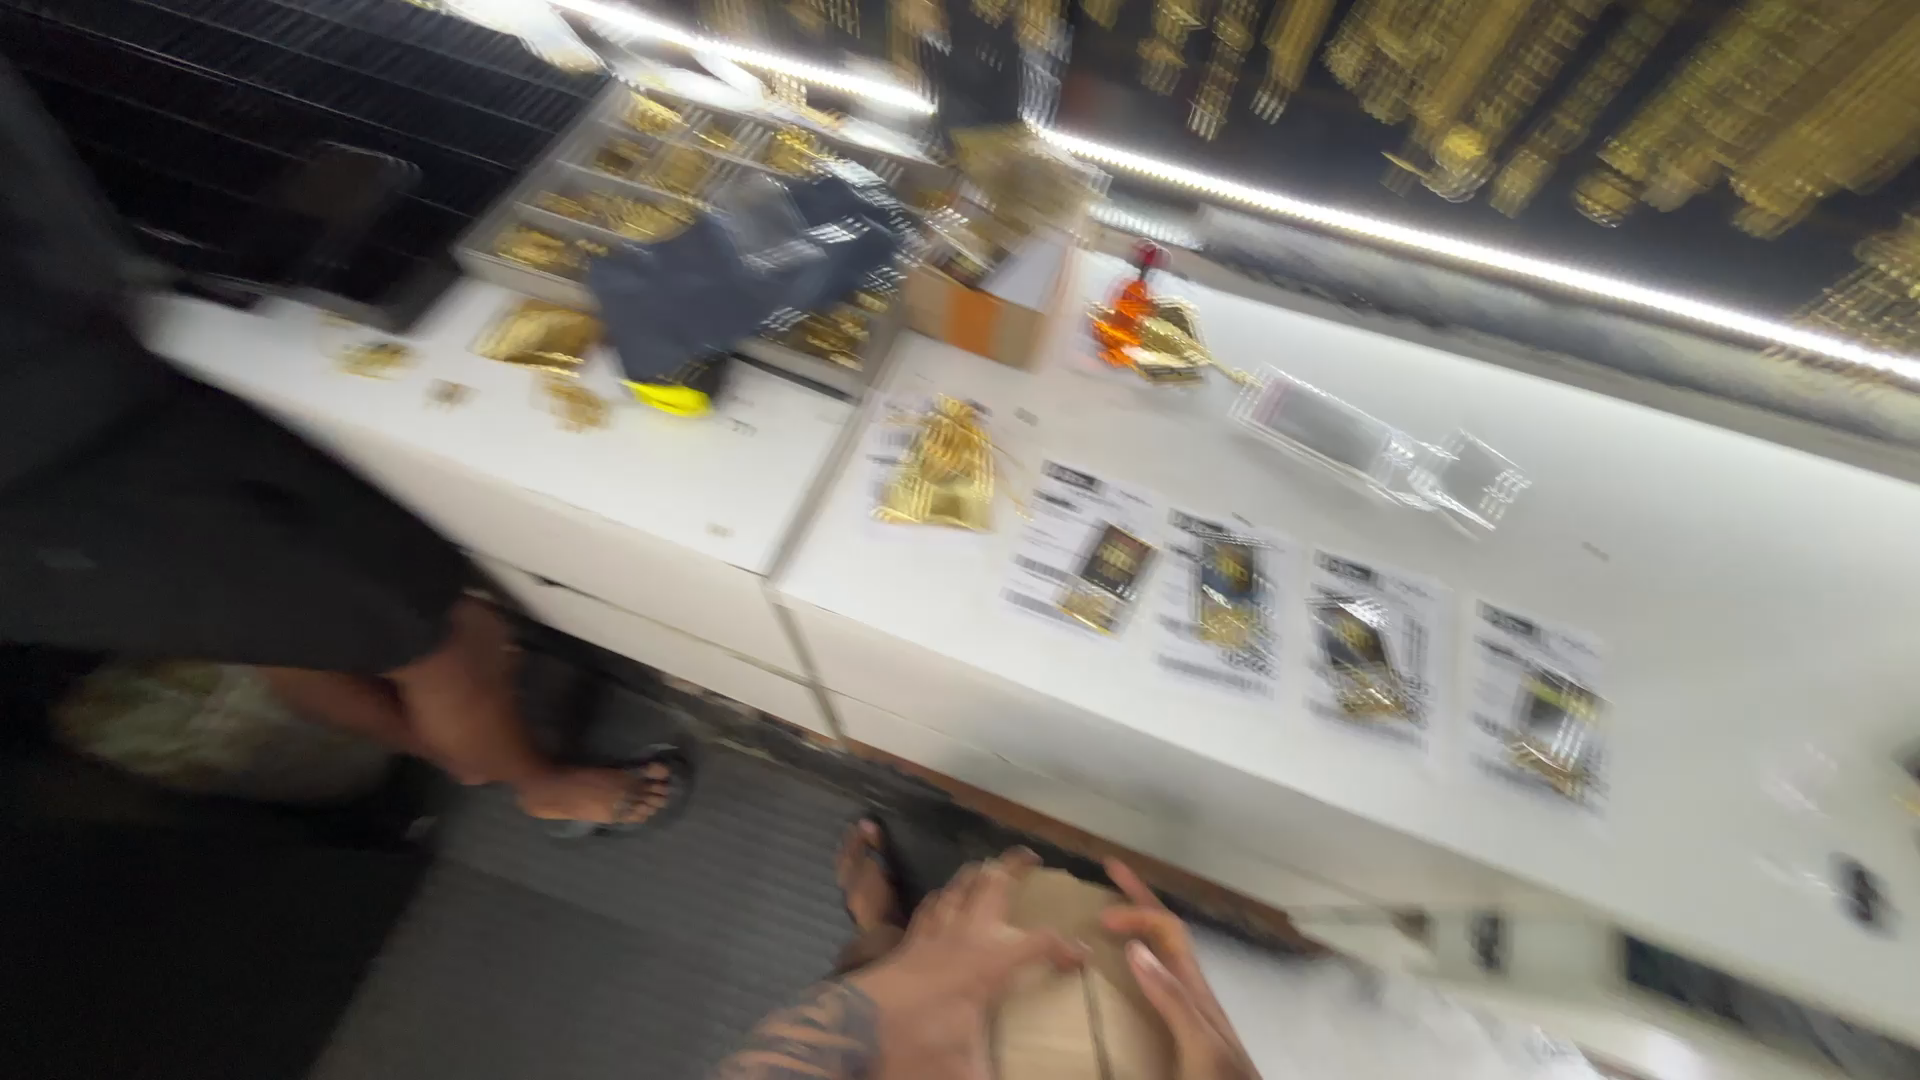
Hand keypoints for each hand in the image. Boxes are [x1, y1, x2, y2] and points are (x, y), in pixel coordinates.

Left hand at [847, 847, 1083, 1078]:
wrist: (857, 1029)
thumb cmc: (917, 1044)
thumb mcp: (964, 1071)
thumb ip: (990, 1074)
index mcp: (989, 962)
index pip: (1039, 942)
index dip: (1065, 947)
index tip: (1081, 955)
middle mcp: (966, 934)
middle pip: (994, 883)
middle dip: (1015, 865)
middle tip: (1031, 859)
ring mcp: (935, 931)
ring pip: (961, 883)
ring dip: (979, 872)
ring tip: (992, 870)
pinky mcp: (910, 937)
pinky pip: (933, 903)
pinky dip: (947, 894)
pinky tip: (948, 898)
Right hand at [1101, 858, 1260, 1079]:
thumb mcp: (1199, 1045)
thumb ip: (1171, 999)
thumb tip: (1134, 947)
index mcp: (1192, 985)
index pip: (1167, 927)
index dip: (1137, 911)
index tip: (1102, 917)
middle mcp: (1190, 988)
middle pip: (1166, 928)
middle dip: (1140, 896)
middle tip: (1112, 869)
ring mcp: (1187, 1009)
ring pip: (1163, 951)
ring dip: (1140, 924)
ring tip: (1112, 914)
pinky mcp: (1180, 1032)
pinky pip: (1157, 979)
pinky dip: (1139, 959)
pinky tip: (1124, 973)